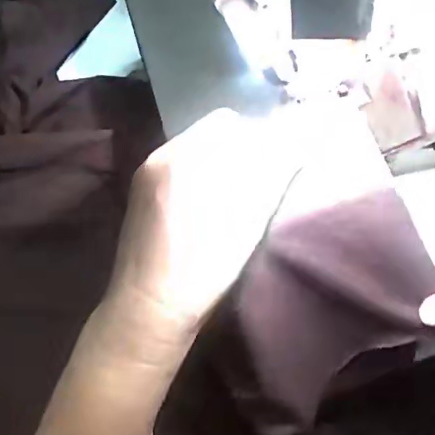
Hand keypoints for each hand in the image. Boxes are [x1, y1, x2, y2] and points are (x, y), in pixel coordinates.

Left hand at [100, 109, 300, 356]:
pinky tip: (212, 208)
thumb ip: (271, 174)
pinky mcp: (140, 196)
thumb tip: (294, 146)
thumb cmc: (202, 268)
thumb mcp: (248, 219)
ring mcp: (146, 175)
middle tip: (262, 177)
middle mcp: (159, 155)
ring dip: (219, 163)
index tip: (275, 159)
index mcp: (183, 155)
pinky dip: (200, 177)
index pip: (228, 123)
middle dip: (239, 148)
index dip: (257, 136)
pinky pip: (178, 169)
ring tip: (239, 194)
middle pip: (209, 134)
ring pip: (194, 152)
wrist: (147, 310)